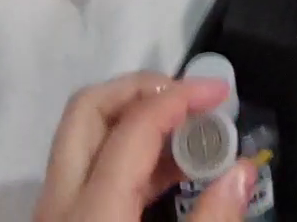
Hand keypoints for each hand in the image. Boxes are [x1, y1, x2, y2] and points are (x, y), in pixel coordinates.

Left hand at [36, 72, 257, 221]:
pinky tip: (167, 170)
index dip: (182, 97)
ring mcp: (53, 213)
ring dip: (134, 118)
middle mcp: (59, 201)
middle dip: (141, 88)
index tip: (223, 91)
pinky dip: (125, 154)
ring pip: (83, 136)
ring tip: (188, 130)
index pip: (134, 125)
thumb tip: (243, 169)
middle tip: (189, 97)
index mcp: (90, 210)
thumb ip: (212, 221)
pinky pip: (87, 169)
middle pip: (89, 109)